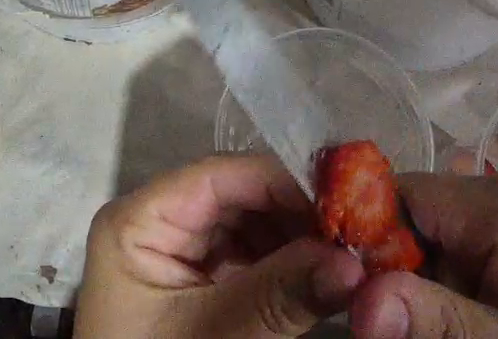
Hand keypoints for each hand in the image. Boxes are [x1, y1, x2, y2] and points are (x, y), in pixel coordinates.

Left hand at [75, 155, 365, 338]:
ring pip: (251, 221)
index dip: (285, 182)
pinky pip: (249, 254)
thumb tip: (354, 263)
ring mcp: (178, 249)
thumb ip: (281, 295)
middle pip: (240, 194)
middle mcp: (158, 219)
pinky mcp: (197, 279)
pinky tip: (323, 274)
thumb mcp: (217, 337)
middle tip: (358, 232)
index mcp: (140, 218)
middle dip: (299, 212)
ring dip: (300, 238)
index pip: (221, 174)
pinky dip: (286, 263)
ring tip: (349, 253)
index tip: (345, 203)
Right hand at [349, 173, 497, 338]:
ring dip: (422, 290)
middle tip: (383, 326)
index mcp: (495, 203)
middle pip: (414, 220)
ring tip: (424, 328)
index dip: (364, 236)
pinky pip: (466, 260)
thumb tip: (354, 300)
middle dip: (394, 272)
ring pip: (436, 245)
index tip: (343, 289)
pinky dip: (452, 296)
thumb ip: (438, 322)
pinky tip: (459, 326)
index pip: (398, 193)